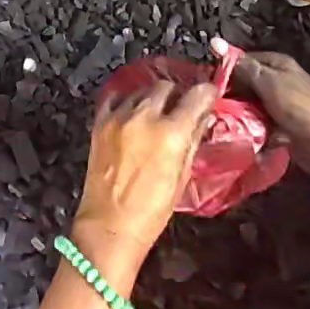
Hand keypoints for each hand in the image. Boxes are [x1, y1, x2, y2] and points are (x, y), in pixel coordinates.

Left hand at [74, 79, 215, 273]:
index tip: (209, 94)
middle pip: (165, 87)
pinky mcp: (100, 121)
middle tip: (182, 106)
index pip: (195, 97)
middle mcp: (144, 117)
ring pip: (141, 90)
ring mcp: (118, 116)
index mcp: (171, 133)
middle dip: (178, 94)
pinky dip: (127, 100)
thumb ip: (193, 141)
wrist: (110, 222)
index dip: (206, 93)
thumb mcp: (183, 176)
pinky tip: (132, 109)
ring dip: (153, 97)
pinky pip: (115, 98)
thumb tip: (203, 117)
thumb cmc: (152, 208)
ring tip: (158, 111)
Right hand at [218, 43, 309, 184]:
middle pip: (240, 84)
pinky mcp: (277, 128)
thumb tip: (214, 42)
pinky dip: (244, 129)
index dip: (220, 69)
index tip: (200, 81)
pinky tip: (228, 133)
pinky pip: (253, 125)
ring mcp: (276, 107)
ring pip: (244, 106)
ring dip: (232, 113)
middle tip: (204, 104)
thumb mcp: (269, 82)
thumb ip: (241, 66)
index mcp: (275, 65)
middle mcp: (275, 82)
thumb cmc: (304, 108)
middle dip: (224, 94)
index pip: (239, 60)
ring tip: (212, 120)